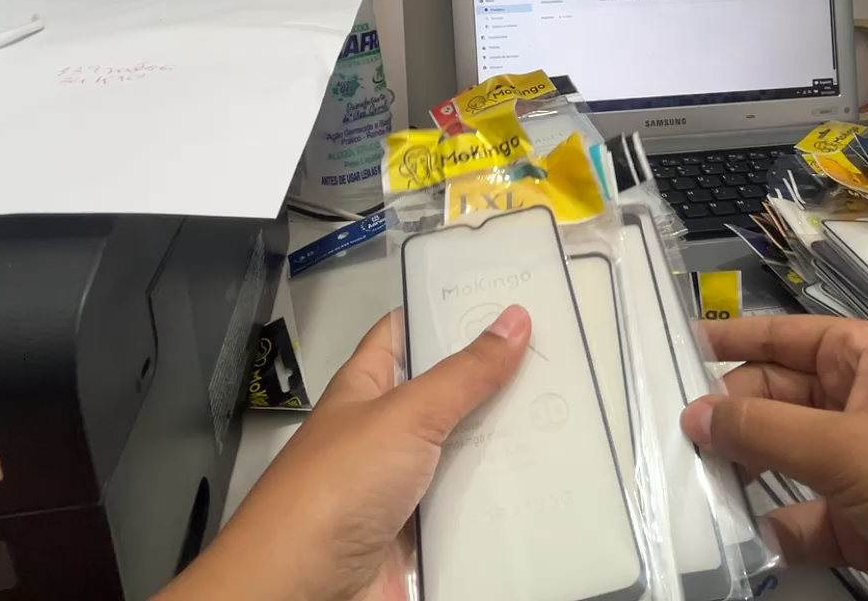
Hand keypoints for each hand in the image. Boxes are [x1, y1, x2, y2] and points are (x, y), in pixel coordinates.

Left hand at [160, 305, 530, 600]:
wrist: (299, 599)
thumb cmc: (335, 489)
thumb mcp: (406, 416)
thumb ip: (464, 373)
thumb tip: (514, 318)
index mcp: (369, 384)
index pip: (410, 329)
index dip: (450, 310)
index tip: (504, 296)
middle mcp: (389, 428)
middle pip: (450, 389)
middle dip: (497, 374)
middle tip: (557, 350)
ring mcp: (407, 481)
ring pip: (467, 446)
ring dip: (507, 435)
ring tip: (568, 406)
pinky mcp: (425, 530)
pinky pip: (472, 501)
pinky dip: (505, 492)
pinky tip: (549, 472)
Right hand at [681, 316, 867, 600]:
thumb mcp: (849, 450)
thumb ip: (762, 430)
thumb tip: (690, 414)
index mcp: (864, 359)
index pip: (781, 336)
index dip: (729, 338)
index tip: (671, 349)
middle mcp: (858, 404)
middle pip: (774, 396)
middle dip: (729, 415)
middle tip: (672, 437)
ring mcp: (863, 467)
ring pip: (783, 456)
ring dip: (743, 471)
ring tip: (696, 486)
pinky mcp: (867, 526)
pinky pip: (804, 515)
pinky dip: (777, 527)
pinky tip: (750, 537)